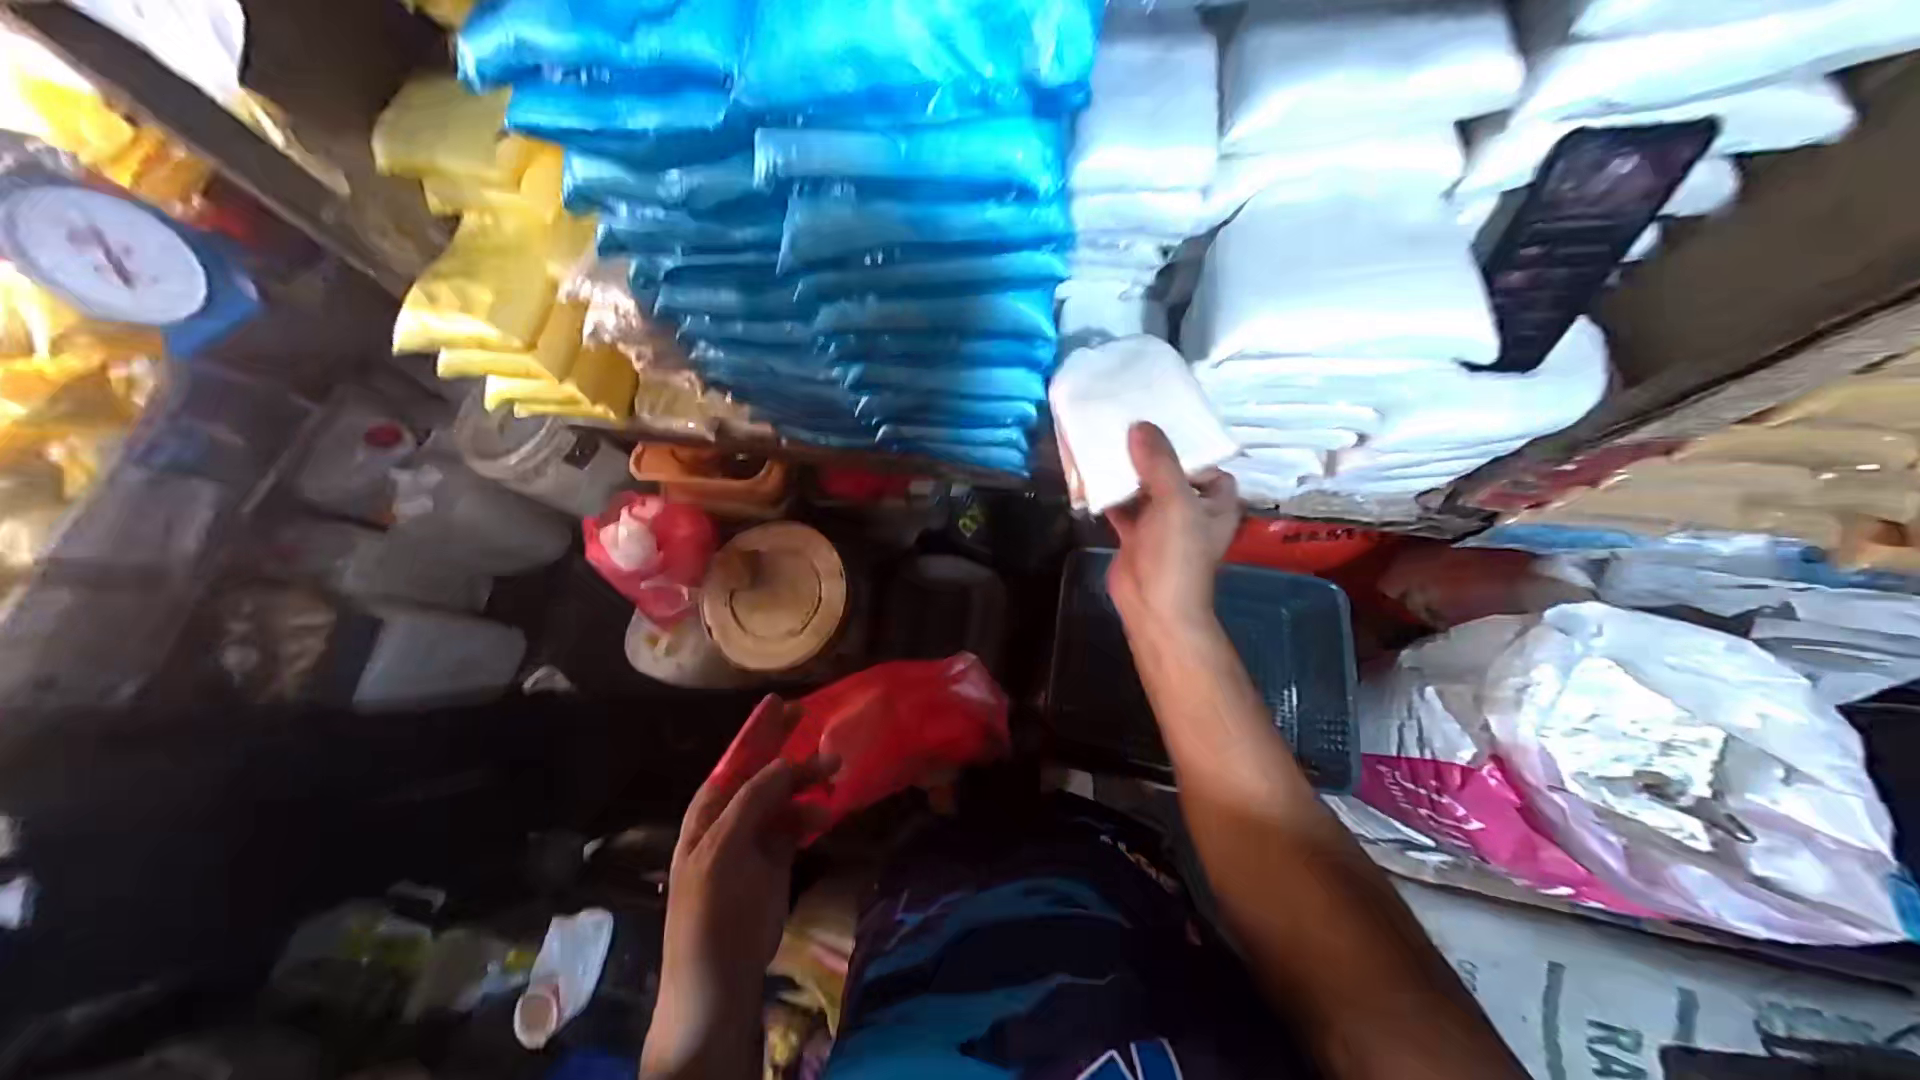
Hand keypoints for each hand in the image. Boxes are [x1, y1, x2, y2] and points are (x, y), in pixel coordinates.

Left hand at [644, 695, 836, 1079]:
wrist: (720, 972)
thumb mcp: (722, 849)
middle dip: (788, 749)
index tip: (781, 703)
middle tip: (814, 723)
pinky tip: (825, 815)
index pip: (736, 759)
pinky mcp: (778, 856)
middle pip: (763, 771)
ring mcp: (756, 836)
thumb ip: (752, 801)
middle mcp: (733, 815)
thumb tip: (786, 763)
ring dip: (807, 784)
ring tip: (833, 776)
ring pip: (786, 796)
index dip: (757, 731)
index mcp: (709, 810)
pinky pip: (798, 822)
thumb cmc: (709, 907)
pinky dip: (812, 815)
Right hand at [1105, 421, 1239, 629]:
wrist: (1153, 606)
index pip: (1211, 469)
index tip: (1165, 430)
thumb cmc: (1177, 554)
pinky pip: (1123, 507)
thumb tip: (1141, 425)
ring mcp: (1162, 526)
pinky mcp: (1136, 536)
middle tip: (1129, 428)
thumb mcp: (1175, 501)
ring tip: (1108, 445)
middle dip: (1152, 456)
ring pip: (1145, 490)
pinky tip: (1093, 477)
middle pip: (1172, 475)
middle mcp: (1191, 512)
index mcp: (1215, 505)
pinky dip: (1110, 495)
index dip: (1193, 452)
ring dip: (1128, 474)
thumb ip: (1160, 462)